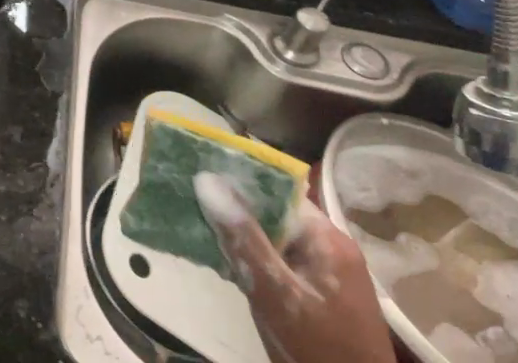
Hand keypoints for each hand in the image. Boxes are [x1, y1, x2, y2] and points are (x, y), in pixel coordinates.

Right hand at [194, 173, 397, 362]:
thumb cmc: (320, 348)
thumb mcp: (276, 293)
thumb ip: (243, 238)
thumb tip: (206, 179)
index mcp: (326, 238)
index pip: (276, 190)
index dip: (237, 179)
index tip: (196, 172)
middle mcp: (329, 245)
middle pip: (274, 212)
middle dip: (233, 207)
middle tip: (188, 199)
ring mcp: (325, 268)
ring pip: (273, 236)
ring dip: (239, 233)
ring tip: (195, 224)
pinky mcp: (318, 289)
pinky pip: (278, 257)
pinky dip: (252, 255)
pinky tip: (222, 259)